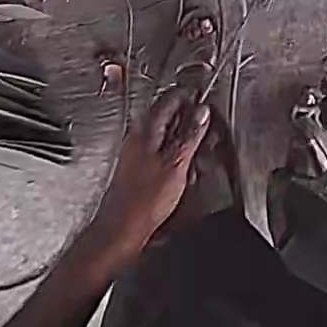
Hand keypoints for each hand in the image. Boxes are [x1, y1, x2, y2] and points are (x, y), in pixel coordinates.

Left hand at [84, 87, 211, 266]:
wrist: (121, 230)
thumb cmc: (144, 199)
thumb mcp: (177, 163)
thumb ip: (190, 134)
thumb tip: (202, 111)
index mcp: (147, 127)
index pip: (170, 98)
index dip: (190, 96)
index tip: (204, 98)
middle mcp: (139, 135)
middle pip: (168, 115)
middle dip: (188, 119)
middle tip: (206, 127)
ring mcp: (136, 151)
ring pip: (165, 134)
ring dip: (183, 139)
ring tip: (197, 154)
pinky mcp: (138, 167)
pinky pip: (161, 151)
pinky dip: (175, 156)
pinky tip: (184, 171)